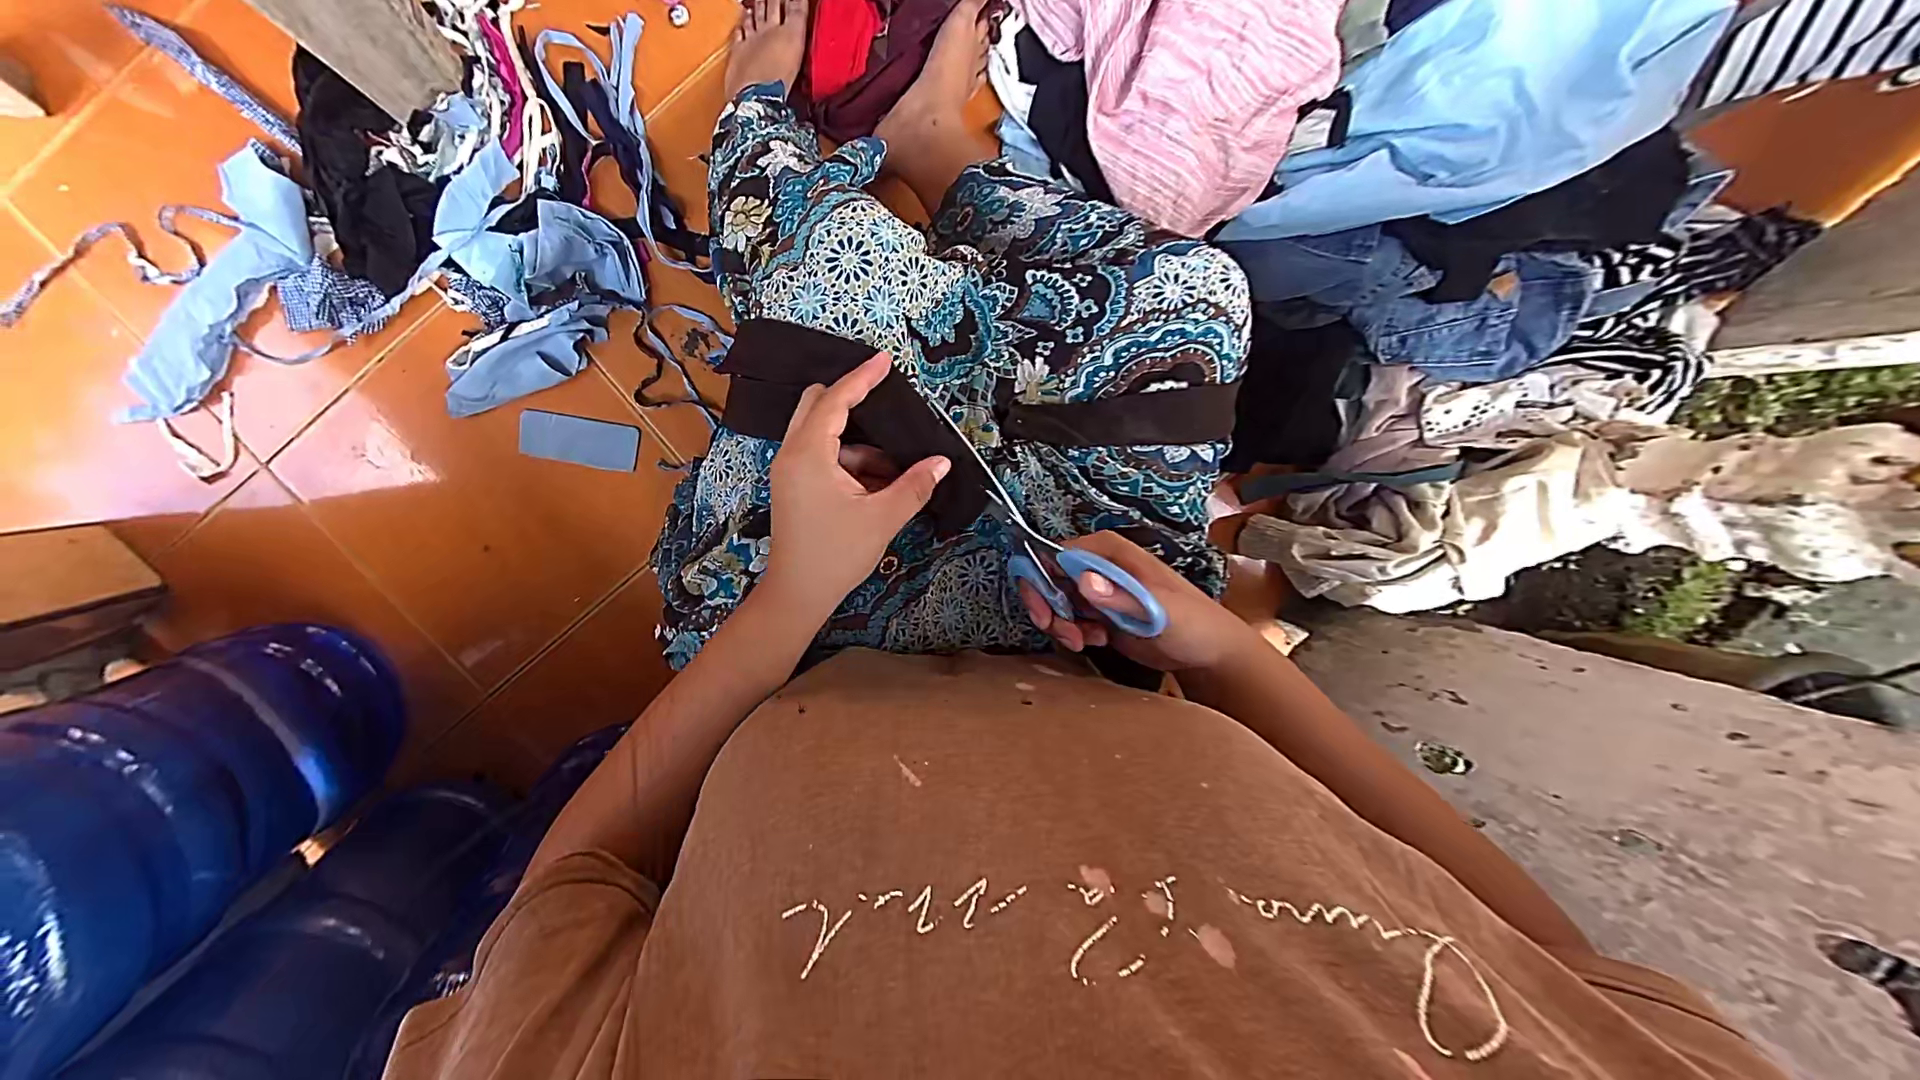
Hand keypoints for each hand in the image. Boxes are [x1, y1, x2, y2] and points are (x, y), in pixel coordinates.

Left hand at [761, 352, 950, 623]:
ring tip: (895, 473)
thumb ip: (914, 485)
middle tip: (887, 406)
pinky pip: (824, 459)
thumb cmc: (836, 555)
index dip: (862, 378)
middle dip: (853, 403)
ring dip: (860, 445)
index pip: (835, 401)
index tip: (884, 360)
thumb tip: (941, 462)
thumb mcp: (882, 518)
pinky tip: (880, 487)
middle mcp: (793, 455)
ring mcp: (791, 471)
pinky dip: (851, 464)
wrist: (798, 594)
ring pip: (825, 436)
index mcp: (808, 455)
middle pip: (818, 407)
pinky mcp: (795, 486)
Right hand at [1019, 531, 1261, 672]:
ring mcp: (1097, 589)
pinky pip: (1068, 618)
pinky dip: (1072, 632)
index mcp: (1111, 551)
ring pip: (1055, 600)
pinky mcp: (1098, 612)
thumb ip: (1122, 596)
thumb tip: (1083, 580)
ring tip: (1086, 641)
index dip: (1041, 580)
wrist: (1208, 652)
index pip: (1057, 554)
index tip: (1047, 612)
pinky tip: (1096, 642)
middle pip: (1048, 577)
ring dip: (1061, 624)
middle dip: (1049, 607)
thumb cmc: (1193, 623)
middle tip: (1066, 634)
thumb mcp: (1161, 611)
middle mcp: (1099, 565)